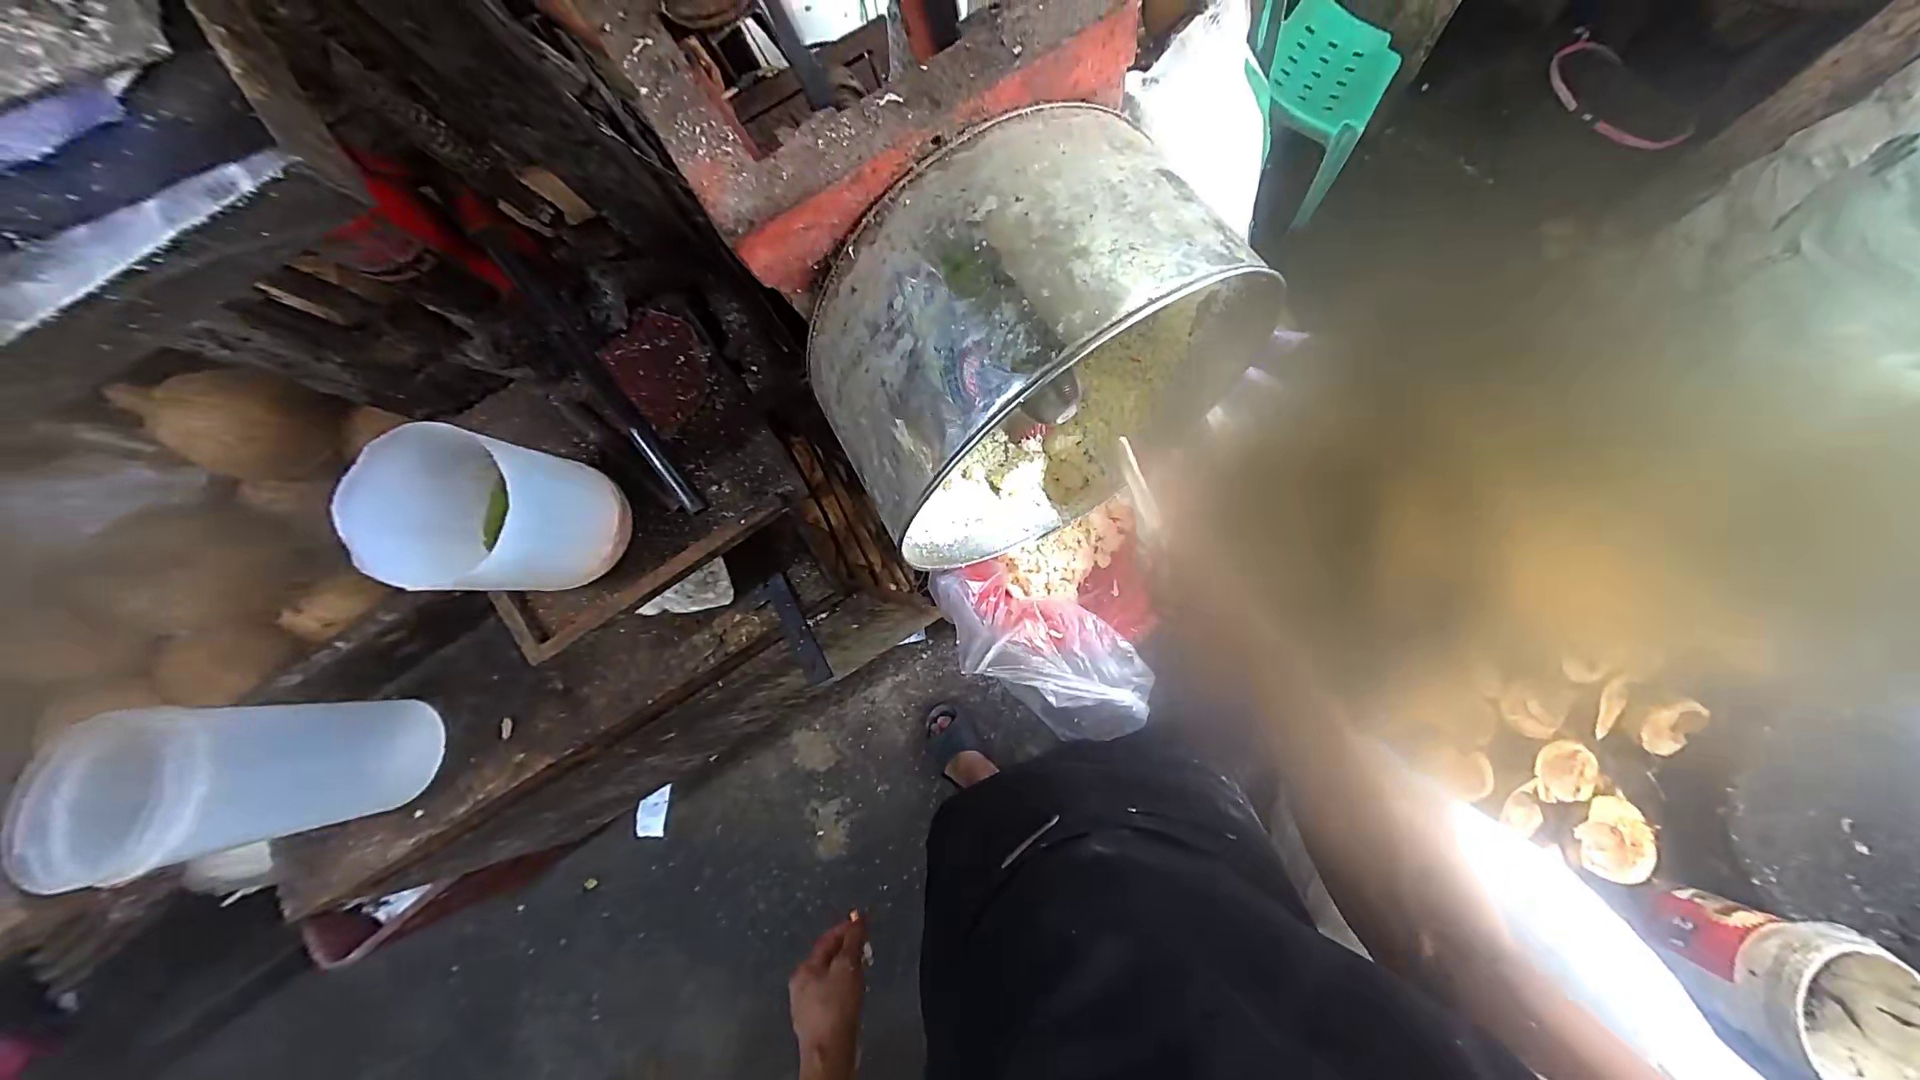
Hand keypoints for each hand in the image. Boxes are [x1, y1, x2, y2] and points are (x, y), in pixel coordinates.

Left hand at [789, 913, 866, 1079]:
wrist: (830, 1054)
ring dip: (846, 968)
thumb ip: (853, 941)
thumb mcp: (847, 966)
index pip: (826, 939)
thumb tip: (858, 919)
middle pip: (827, 958)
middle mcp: (801, 985)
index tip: (862, 923)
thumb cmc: (836, 1006)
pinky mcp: (817, 1023)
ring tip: (863, 966)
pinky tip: (855, 992)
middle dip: (846, 949)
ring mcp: (806, 1006)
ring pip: (829, 977)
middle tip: (865, 946)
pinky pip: (831, 994)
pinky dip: (844, 986)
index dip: (845, 929)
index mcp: (804, 969)